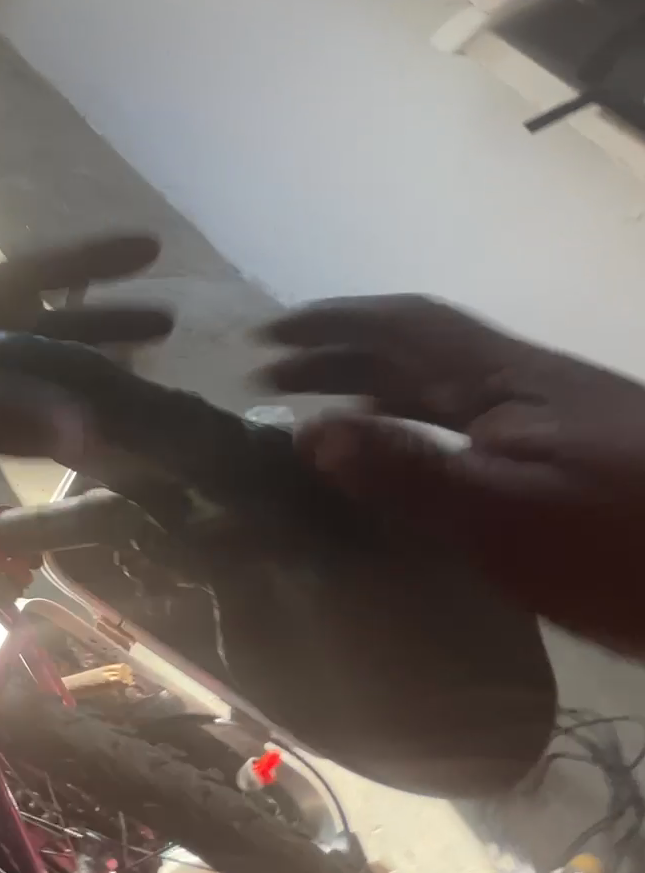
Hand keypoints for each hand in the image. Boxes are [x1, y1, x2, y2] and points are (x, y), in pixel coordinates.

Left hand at [0, 234, 172, 546]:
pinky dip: (26, 423)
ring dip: (67, 381)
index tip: (147, 249)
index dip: (84, 263)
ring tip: (130, 387)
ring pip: (12, 377)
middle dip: (94, 325)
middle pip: (29, 325)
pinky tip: (60, 437)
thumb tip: (90, 430)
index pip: (23, 276)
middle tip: (162, 327)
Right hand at [261, 295, 644, 652]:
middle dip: (335, 359)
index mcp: (511, 383)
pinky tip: (391, 464)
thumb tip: (306, 432)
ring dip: (366, 393)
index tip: (265, 335)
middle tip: (268, 381)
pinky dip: (405, 431)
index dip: (331, 321)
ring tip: (312, 418)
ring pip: (437, 391)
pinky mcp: (563, 467)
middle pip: (415, 354)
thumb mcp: (510, 515)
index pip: (406, 325)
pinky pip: (459, 428)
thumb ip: (406, 471)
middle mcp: (526, 391)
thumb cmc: (632, 550)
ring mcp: (550, 428)